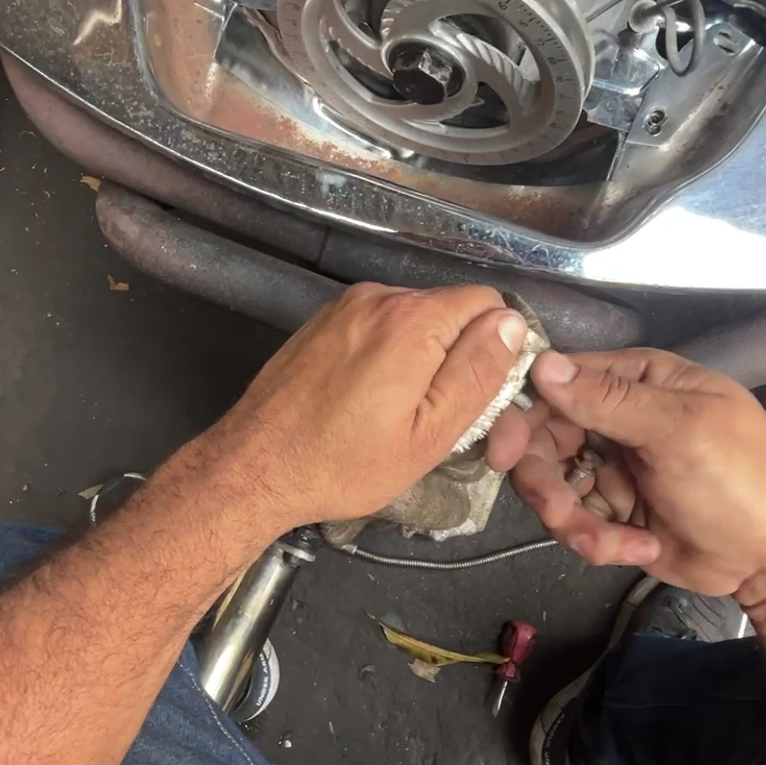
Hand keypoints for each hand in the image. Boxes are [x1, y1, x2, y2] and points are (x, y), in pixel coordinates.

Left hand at [189, 283, 526, 530]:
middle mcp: (378, 296)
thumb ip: (477, 372)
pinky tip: (365, 401)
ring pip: (413, 322)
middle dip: (456, 357)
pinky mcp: (321, 323)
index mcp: (412, 319)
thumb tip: (511, 323)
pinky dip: (386, 356)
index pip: (488, 304)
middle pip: (449, 312)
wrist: (253, 468)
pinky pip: (377, 328)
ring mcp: (344, 307)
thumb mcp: (429, 434)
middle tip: (437, 417)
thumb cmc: (344, 464)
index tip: (479, 395)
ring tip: (396, 414)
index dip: (497, 349)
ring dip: (420, 359)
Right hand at [486, 348, 765, 602]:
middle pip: (540, 440)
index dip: (520, 415)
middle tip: (558, 511)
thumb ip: (609, 400)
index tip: (502, 453)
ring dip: (573, 520)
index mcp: (634, 381)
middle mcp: (612, 417)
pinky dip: (596, 540)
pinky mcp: (606, 509)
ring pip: (549, 486)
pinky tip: (639, 547)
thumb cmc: (742, 481)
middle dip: (546, 483)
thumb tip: (541, 364)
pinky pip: (571, 520)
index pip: (556, 382)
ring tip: (610, 543)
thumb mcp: (679, 432)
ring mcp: (607, 465)